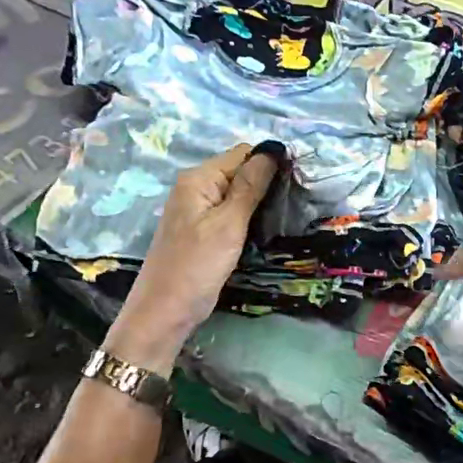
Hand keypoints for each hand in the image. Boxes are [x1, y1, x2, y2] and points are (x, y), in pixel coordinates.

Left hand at [102, 145, 280, 373]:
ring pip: (236, 194)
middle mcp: (195, 187)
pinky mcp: (201, 231)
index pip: (242, 153)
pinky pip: (229, 213)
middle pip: (239, 172)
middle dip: (266, 183)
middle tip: (294, 204)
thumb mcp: (228, 224)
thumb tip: (272, 150)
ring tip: (283, 217)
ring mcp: (196, 210)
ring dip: (258, 203)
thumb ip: (250, 186)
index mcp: (198, 179)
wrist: (165, 312)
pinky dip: (246, 219)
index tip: (297, 182)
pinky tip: (262, 230)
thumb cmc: (197, 266)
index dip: (270, 163)